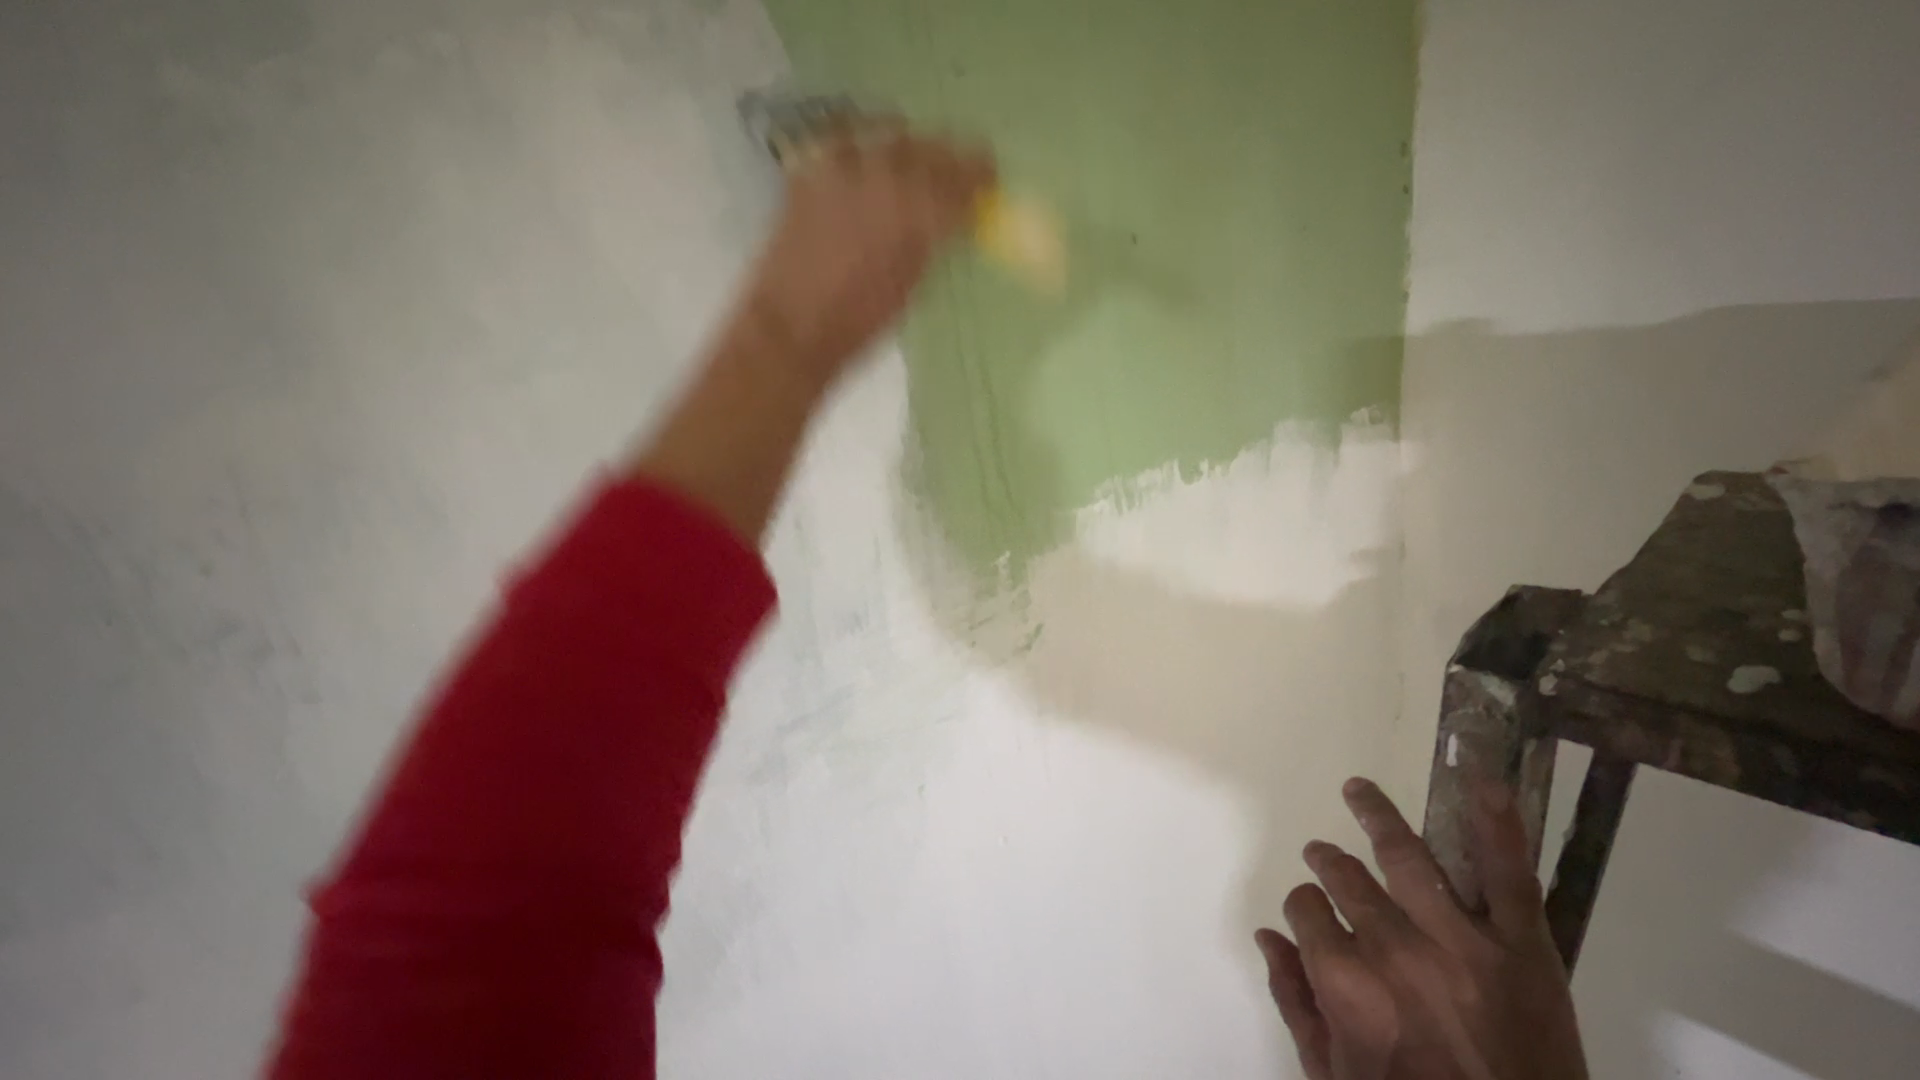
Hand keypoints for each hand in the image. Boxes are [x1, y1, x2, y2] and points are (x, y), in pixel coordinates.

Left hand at [739, 123, 995, 384]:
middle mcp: (883, 177)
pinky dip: (865, 149)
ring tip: (913, 162)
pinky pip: (846, 144)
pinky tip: (869, 167)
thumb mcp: (913, 285)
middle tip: (956, 168)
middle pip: (928, 147)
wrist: (790, 328)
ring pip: (889, 136)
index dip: (980, 174)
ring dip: (908, 146)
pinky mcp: (809, 171)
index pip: (963, 177)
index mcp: (919, 212)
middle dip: (947, 156)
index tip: (990, 178)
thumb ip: (934, 240)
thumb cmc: (858, 323)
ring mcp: (842, 168)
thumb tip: (953, 218)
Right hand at [1255, 779, 1588, 1079]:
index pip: (1305, 910)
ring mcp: (1462, 943)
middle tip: (1323, 853)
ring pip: (1408, 858)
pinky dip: (1498, 823)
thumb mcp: (1332, 1074)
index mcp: (1345, 983)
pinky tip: (1482, 779)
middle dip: (1327, 861)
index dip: (1302, 906)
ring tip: (1358, 791)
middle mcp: (1394, 950)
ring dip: (1376, 815)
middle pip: (1346, 878)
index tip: (1309, 911)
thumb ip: (1294, 1001)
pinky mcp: (1523, 947)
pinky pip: (1509, 874)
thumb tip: (1267, 935)